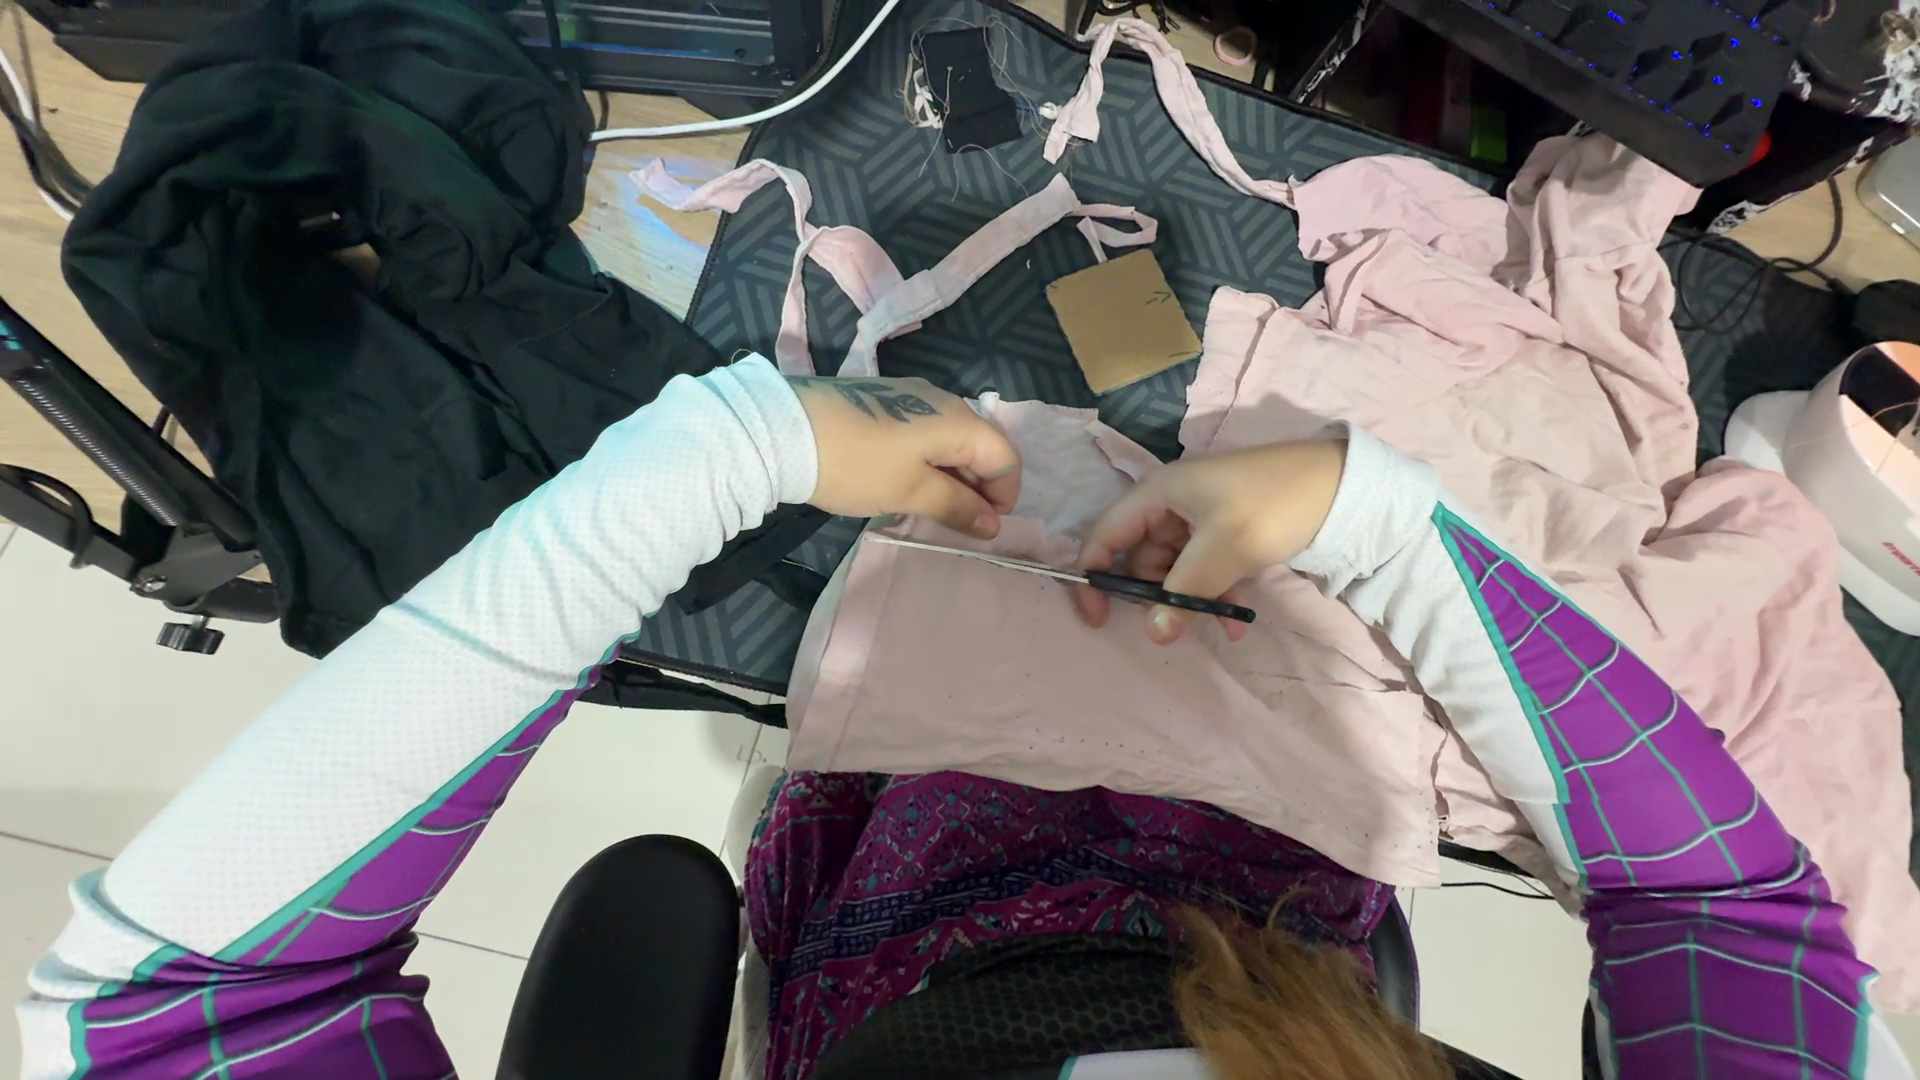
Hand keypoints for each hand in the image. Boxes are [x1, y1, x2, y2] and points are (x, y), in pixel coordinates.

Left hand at [788, 375, 1020, 537]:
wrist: (784, 428)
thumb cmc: (856, 464)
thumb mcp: (910, 491)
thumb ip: (957, 506)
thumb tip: (993, 525)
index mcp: (959, 421)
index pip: (1006, 458)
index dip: (1003, 497)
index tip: (980, 527)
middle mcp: (943, 401)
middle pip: (982, 447)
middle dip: (979, 489)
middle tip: (954, 522)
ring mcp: (912, 398)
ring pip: (951, 442)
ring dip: (951, 478)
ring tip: (927, 509)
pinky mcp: (885, 403)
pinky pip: (925, 435)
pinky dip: (928, 463)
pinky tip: (903, 483)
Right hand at [1074, 440, 1346, 643]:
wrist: (1346, 488)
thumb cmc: (1274, 505)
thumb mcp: (1225, 549)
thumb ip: (1184, 593)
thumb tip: (1153, 634)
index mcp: (1157, 494)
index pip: (1105, 536)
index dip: (1093, 577)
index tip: (1099, 619)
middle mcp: (1169, 505)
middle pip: (1139, 559)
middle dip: (1157, 596)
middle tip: (1178, 622)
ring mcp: (1196, 521)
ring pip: (1172, 572)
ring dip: (1191, 601)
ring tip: (1224, 623)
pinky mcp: (1221, 535)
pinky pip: (1201, 572)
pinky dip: (1212, 595)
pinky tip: (1236, 623)